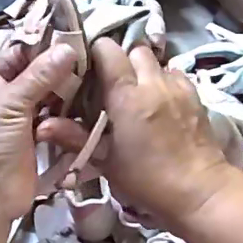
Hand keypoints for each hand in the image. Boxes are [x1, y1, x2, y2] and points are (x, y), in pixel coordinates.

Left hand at [0, 41, 79, 223]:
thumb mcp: (9, 103)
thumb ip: (40, 75)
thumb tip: (68, 47)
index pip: (19, 52)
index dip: (44, 44)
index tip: (77, 38)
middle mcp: (6, 96)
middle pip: (39, 75)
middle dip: (61, 73)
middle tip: (92, 66)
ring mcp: (23, 120)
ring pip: (52, 99)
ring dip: (66, 101)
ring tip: (84, 96)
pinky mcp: (38, 143)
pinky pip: (59, 123)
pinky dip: (68, 122)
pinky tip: (82, 120)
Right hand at [39, 39, 239, 228]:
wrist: (200, 193)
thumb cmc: (147, 180)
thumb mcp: (106, 162)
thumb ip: (74, 138)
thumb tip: (41, 125)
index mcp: (127, 96)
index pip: (108, 50)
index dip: (95, 53)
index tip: (86, 67)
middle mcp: (153, 83)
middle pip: (134, 50)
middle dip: (121, 59)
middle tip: (110, 82)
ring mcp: (178, 87)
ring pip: (157, 61)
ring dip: (144, 69)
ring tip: (136, 91)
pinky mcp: (196, 96)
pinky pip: (175, 75)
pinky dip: (164, 81)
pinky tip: (159, 101)